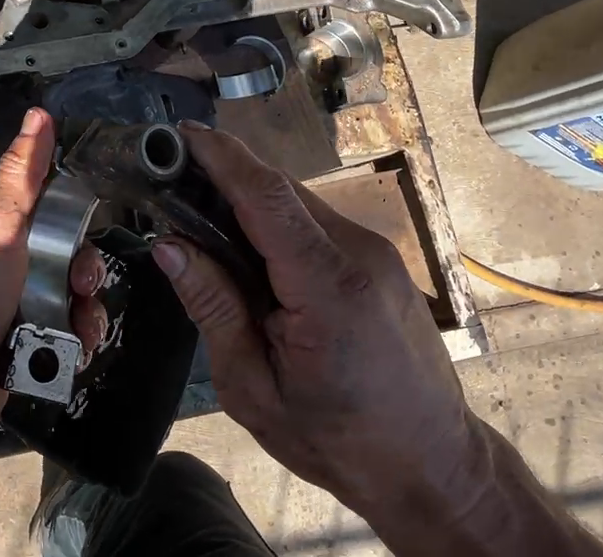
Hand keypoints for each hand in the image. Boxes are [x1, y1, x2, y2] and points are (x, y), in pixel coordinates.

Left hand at [0, 108, 106, 456]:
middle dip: (85, 267)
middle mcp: (8, 255)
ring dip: (86, 308)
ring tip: (78, 325)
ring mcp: (19, 299)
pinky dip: (78, 337)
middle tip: (79, 283)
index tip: (89, 223)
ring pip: (77, 292)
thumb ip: (23, 172)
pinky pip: (71, 328)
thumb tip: (41, 112)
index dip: (75, 210)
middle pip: (72, 249)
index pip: (50, 200)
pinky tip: (75, 347)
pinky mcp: (30, 338)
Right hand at [153, 123, 490, 525]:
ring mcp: (377, 253)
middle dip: (224, 179)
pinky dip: (275, 224)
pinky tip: (249, 253)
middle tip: (169, 185)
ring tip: (201, 222)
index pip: (267, 197)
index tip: (178, 135)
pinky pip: (315, 224)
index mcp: (329, 287)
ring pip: (297, 205)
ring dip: (248, 204)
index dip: (221, 158)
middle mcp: (360, 253)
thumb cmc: (337, 440)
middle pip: (280, 192)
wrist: (434, 466)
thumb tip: (168, 244)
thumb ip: (212, 308)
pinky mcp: (381, 260)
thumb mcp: (253, 387)